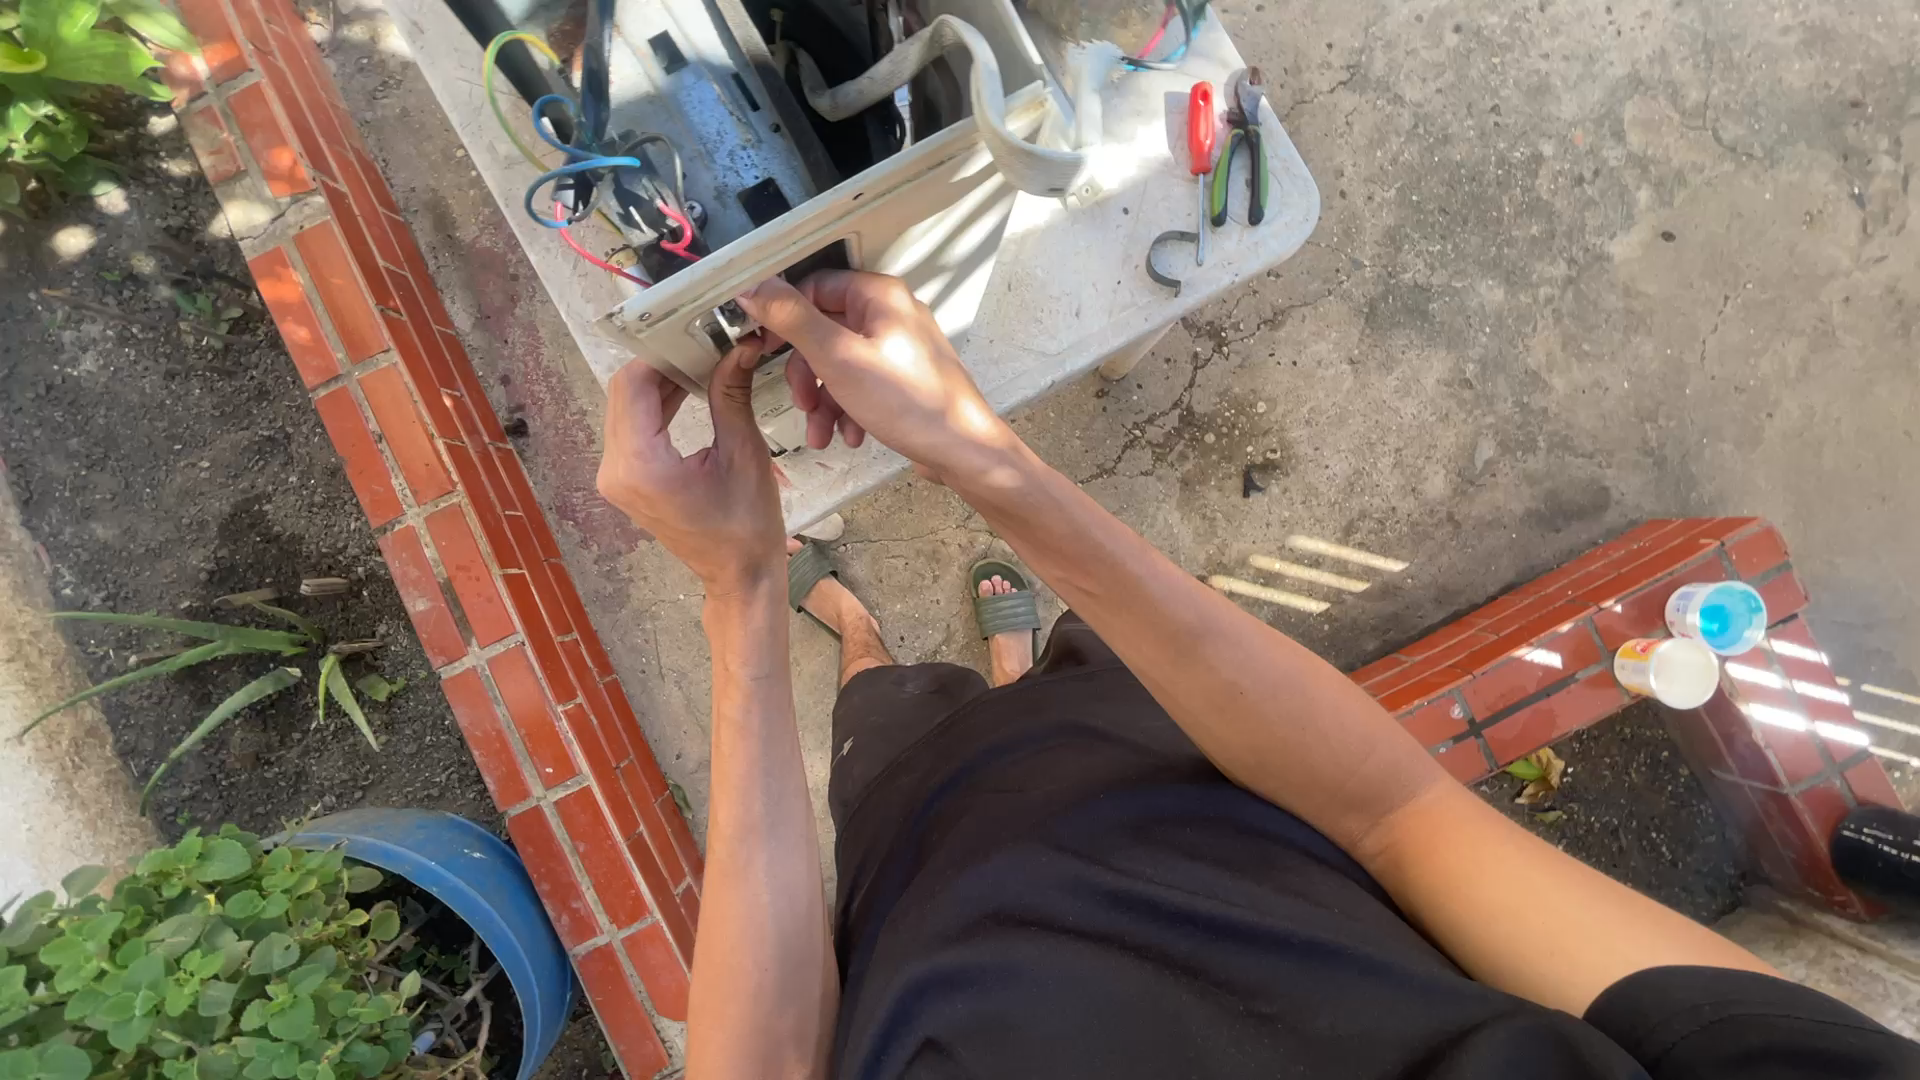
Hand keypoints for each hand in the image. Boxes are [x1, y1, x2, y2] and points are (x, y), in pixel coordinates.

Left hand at [596, 345, 783, 595]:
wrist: (740, 575)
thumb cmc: (748, 526)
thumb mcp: (745, 454)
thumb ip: (731, 395)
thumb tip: (737, 348)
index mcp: (642, 466)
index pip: (633, 385)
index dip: (662, 354)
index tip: (696, 337)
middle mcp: (616, 471)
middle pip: (625, 393)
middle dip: (662, 365)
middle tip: (703, 347)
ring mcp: (616, 478)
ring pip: (626, 408)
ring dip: (660, 385)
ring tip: (700, 367)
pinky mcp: (625, 482)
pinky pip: (632, 429)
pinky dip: (657, 407)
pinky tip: (687, 394)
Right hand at [735, 272, 1017, 479]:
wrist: (962, 450)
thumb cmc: (913, 404)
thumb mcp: (838, 359)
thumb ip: (794, 320)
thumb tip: (755, 289)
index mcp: (879, 296)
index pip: (815, 287)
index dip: (785, 317)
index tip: (764, 343)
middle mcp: (892, 315)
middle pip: (825, 331)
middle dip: (807, 374)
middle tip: (802, 402)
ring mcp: (899, 349)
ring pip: (840, 364)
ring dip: (824, 400)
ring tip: (822, 433)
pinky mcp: (903, 380)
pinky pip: (861, 385)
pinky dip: (848, 410)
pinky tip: (851, 435)